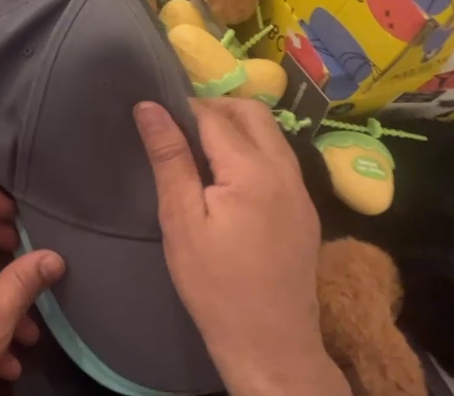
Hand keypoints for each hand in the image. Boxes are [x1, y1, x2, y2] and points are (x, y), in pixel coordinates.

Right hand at [136, 98, 348, 395]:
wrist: (271, 348)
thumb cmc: (215, 284)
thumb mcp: (180, 219)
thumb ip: (169, 157)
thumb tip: (148, 106)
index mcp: (253, 171)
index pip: (214, 115)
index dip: (182, 108)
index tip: (155, 116)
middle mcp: (285, 173)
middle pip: (253, 112)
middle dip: (214, 107)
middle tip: (178, 127)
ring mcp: (301, 193)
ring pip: (270, 134)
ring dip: (235, 126)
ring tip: (197, 149)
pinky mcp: (305, 211)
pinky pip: (279, 159)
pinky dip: (252, 149)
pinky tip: (225, 177)